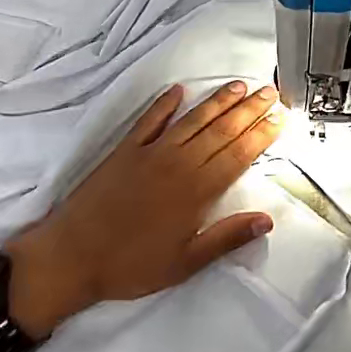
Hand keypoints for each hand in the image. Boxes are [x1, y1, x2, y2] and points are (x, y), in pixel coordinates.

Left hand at [7, 82, 285, 337]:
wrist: (71, 256)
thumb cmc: (130, 265)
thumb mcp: (185, 263)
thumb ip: (226, 238)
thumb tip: (265, 221)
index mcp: (196, 191)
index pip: (238, 154)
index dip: (262, 134)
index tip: (279, 118)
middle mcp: (177, 164)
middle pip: (221, 130)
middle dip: (249, 109)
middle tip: (270, 92)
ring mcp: (150, 153)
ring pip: (192, 120)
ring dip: (217, 101)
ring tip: (239, 87)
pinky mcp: (124, 150)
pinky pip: (149, 120)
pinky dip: (164, 104)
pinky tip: (177, 91)